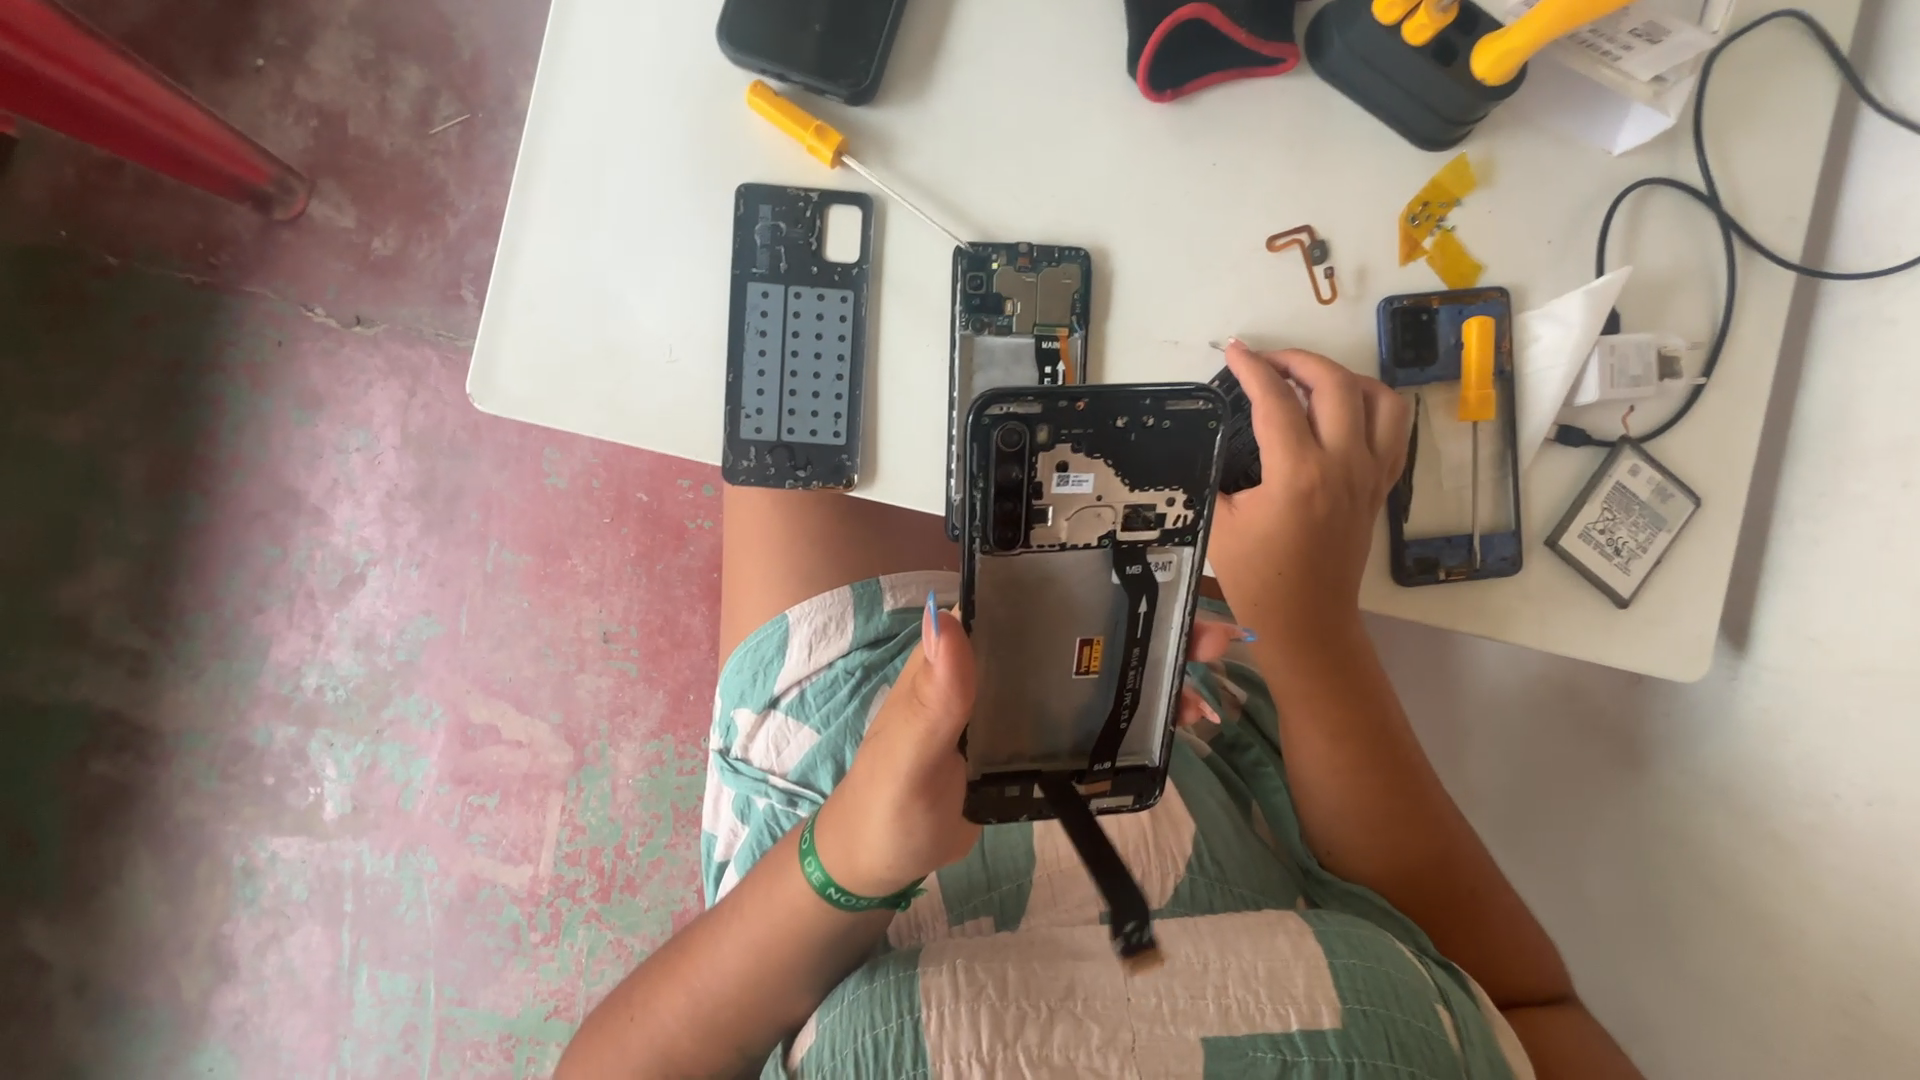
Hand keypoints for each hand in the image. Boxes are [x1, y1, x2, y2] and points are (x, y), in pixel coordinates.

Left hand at [811, 601, 1244, 897]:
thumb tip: (948, 614)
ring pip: (1093, 676)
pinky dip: (1134, 721)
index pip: (1032, 599)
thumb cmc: (884, 804)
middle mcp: (997, 668)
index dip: (1094, 585)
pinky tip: (1175, 726)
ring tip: (1207, 689)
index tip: (1157, 584)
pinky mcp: (1035, 744)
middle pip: (1078, 634)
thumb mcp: (907, 753)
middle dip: (1144, 630)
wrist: (881, 859)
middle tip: (1210, 638)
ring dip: (1149, 675)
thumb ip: (933, 695)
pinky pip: (1092, 723)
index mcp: (964, 651)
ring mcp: (1019, 706)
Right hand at [1209, 342, 1410, 642]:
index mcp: (1298, 474)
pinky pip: (1394, 429)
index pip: (1275, 401)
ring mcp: (1370, 475)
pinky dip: (1373, 406)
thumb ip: (1218, 472)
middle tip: (1267, 360)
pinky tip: (1346, 409)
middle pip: (1333, 384)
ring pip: (1378, 398)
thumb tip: (1216, 437)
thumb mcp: (1220, 522)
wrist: (1306, 622)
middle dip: (1297, 360)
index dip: (1252, 369)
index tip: (1234, 351)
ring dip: (1343, 376)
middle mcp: (1343, 465)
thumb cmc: (1257, 578)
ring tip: (1311, 379)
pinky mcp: (1381, 487)